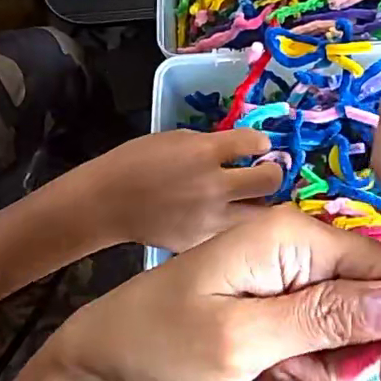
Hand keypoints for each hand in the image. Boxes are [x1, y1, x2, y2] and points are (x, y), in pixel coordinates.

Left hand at [48, 207, 380, 380]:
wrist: (114, 352)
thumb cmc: (163, 339)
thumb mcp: (241, 336)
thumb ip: (323, 319)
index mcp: (295, 236)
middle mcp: (303, 248)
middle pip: (377, 303)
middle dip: (353, 355)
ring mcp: (295, 276)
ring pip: (352, 332)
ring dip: (323, 368)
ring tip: (274, 376)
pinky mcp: (287, 303)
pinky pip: (324, 343)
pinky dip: (305, 369)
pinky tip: (268, 375)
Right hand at [79, 129, 283, 252]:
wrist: (107, 202)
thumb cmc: (137, 161)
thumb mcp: (178, 139)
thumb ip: (212, 144)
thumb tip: (242, 150)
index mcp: (205, 152)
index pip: (255, 143)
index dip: (262, 143)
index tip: (260, 147)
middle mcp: (214, 185)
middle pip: (270, 181)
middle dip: (273, 174)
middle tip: (265, 173)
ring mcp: (210, 218)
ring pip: (261, 215)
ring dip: (262, 204)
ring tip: (253, 200)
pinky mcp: (202, 241)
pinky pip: (234, 233)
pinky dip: (237, 225)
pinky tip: (228, 219)